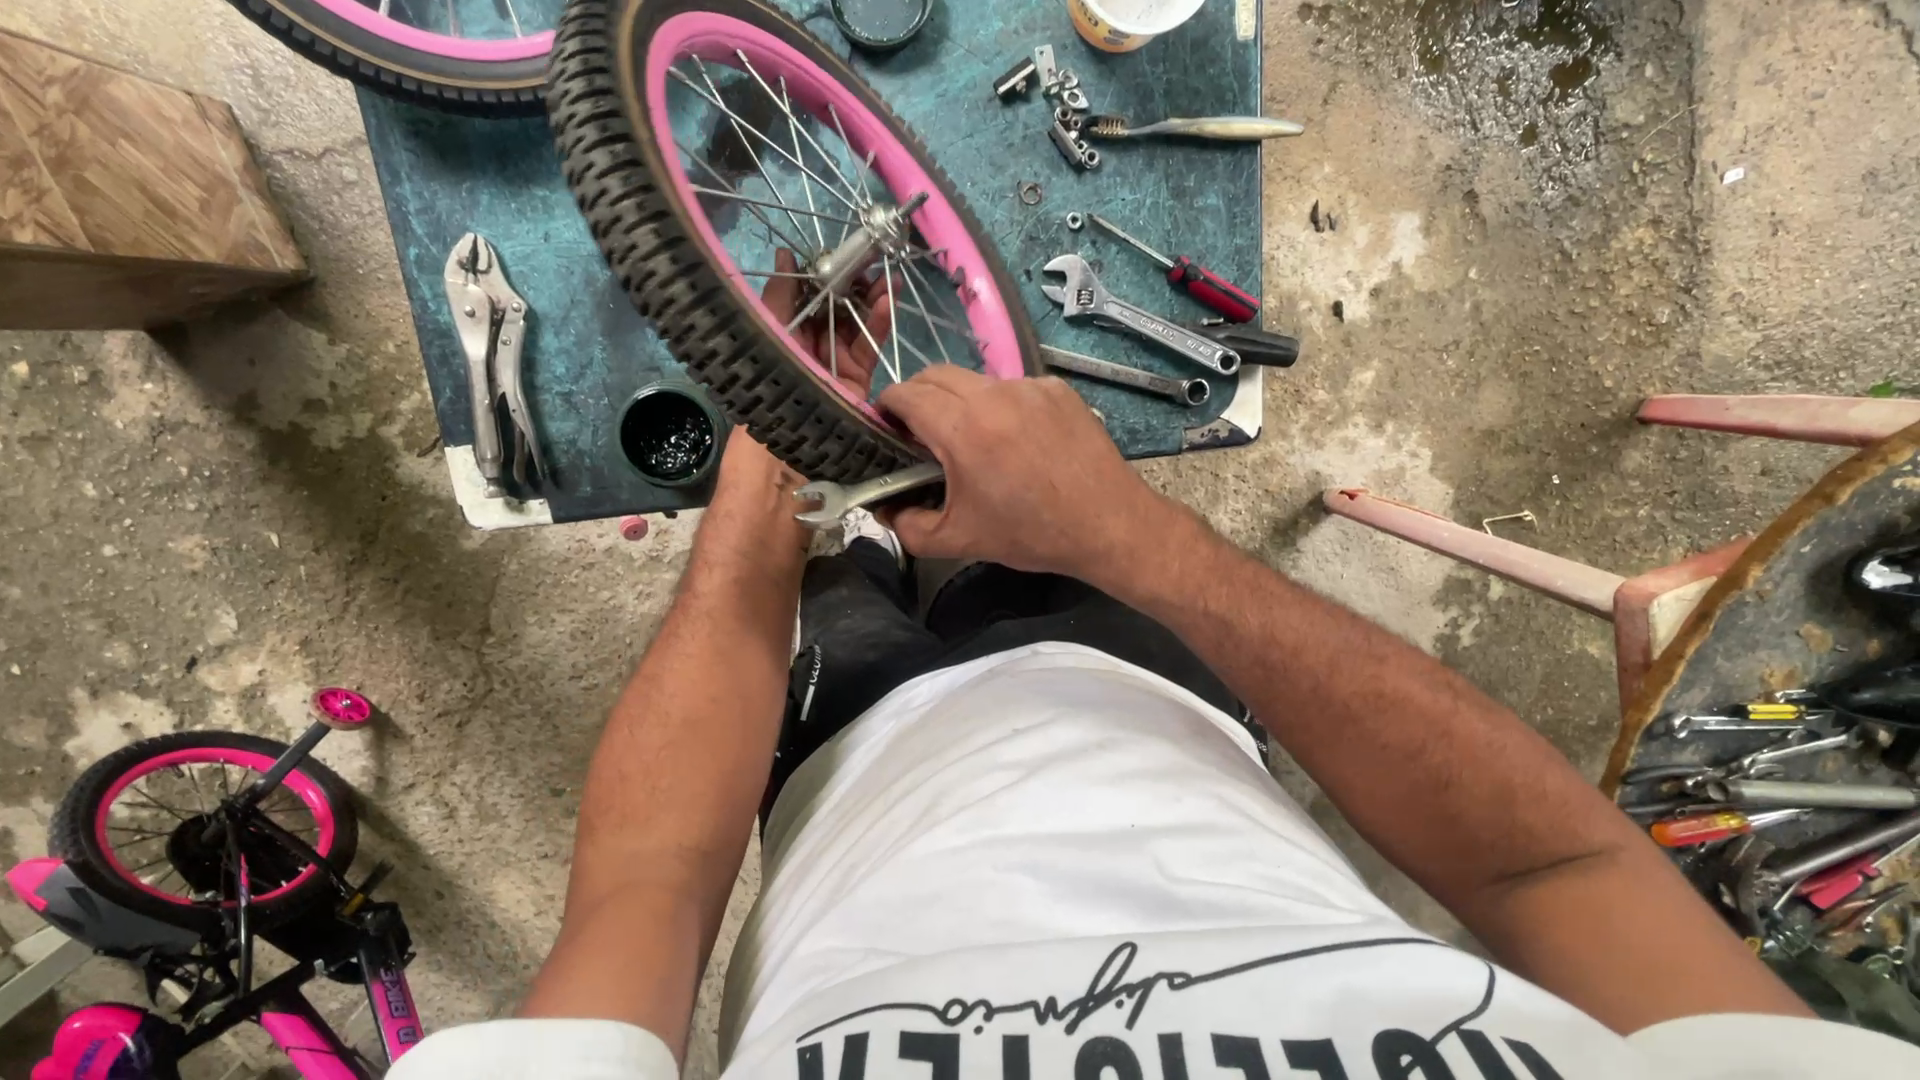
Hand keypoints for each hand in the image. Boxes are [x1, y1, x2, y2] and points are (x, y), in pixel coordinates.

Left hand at [756, 248, 893, 402]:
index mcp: (790, 328)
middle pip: (841, 306)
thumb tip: (786, 253)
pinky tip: (887, 300)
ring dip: (874, 298)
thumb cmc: (772, 366)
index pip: (813, 295)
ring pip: (860, 321)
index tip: (843, 253)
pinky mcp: (859, 373)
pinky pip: (871, 344)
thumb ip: (780, 291)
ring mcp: (838, 357)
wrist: (789, 419)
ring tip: (888, 275)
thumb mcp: (769, 324)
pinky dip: (880, 322)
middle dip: (857, 284)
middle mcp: (815, 340)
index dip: (828, 274)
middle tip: (871, 260)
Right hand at [875, 366, 1166, 578]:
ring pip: (976, 380)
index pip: (906, 393)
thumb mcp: (960, 540)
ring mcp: (1029, 386)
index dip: (887, 407)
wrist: (1108, 524)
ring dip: (961, 401)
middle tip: (919, 431)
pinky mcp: (1056, 389)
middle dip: (919, 397)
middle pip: (936, 375)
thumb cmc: (1032, 534)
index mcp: (963, 428)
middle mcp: (994, 394)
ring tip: (972, 439)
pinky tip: (1016, 441)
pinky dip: (1001, 406)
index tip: (886, 427)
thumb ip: (908, 527)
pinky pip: (1013, 387)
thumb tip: (885, 510)